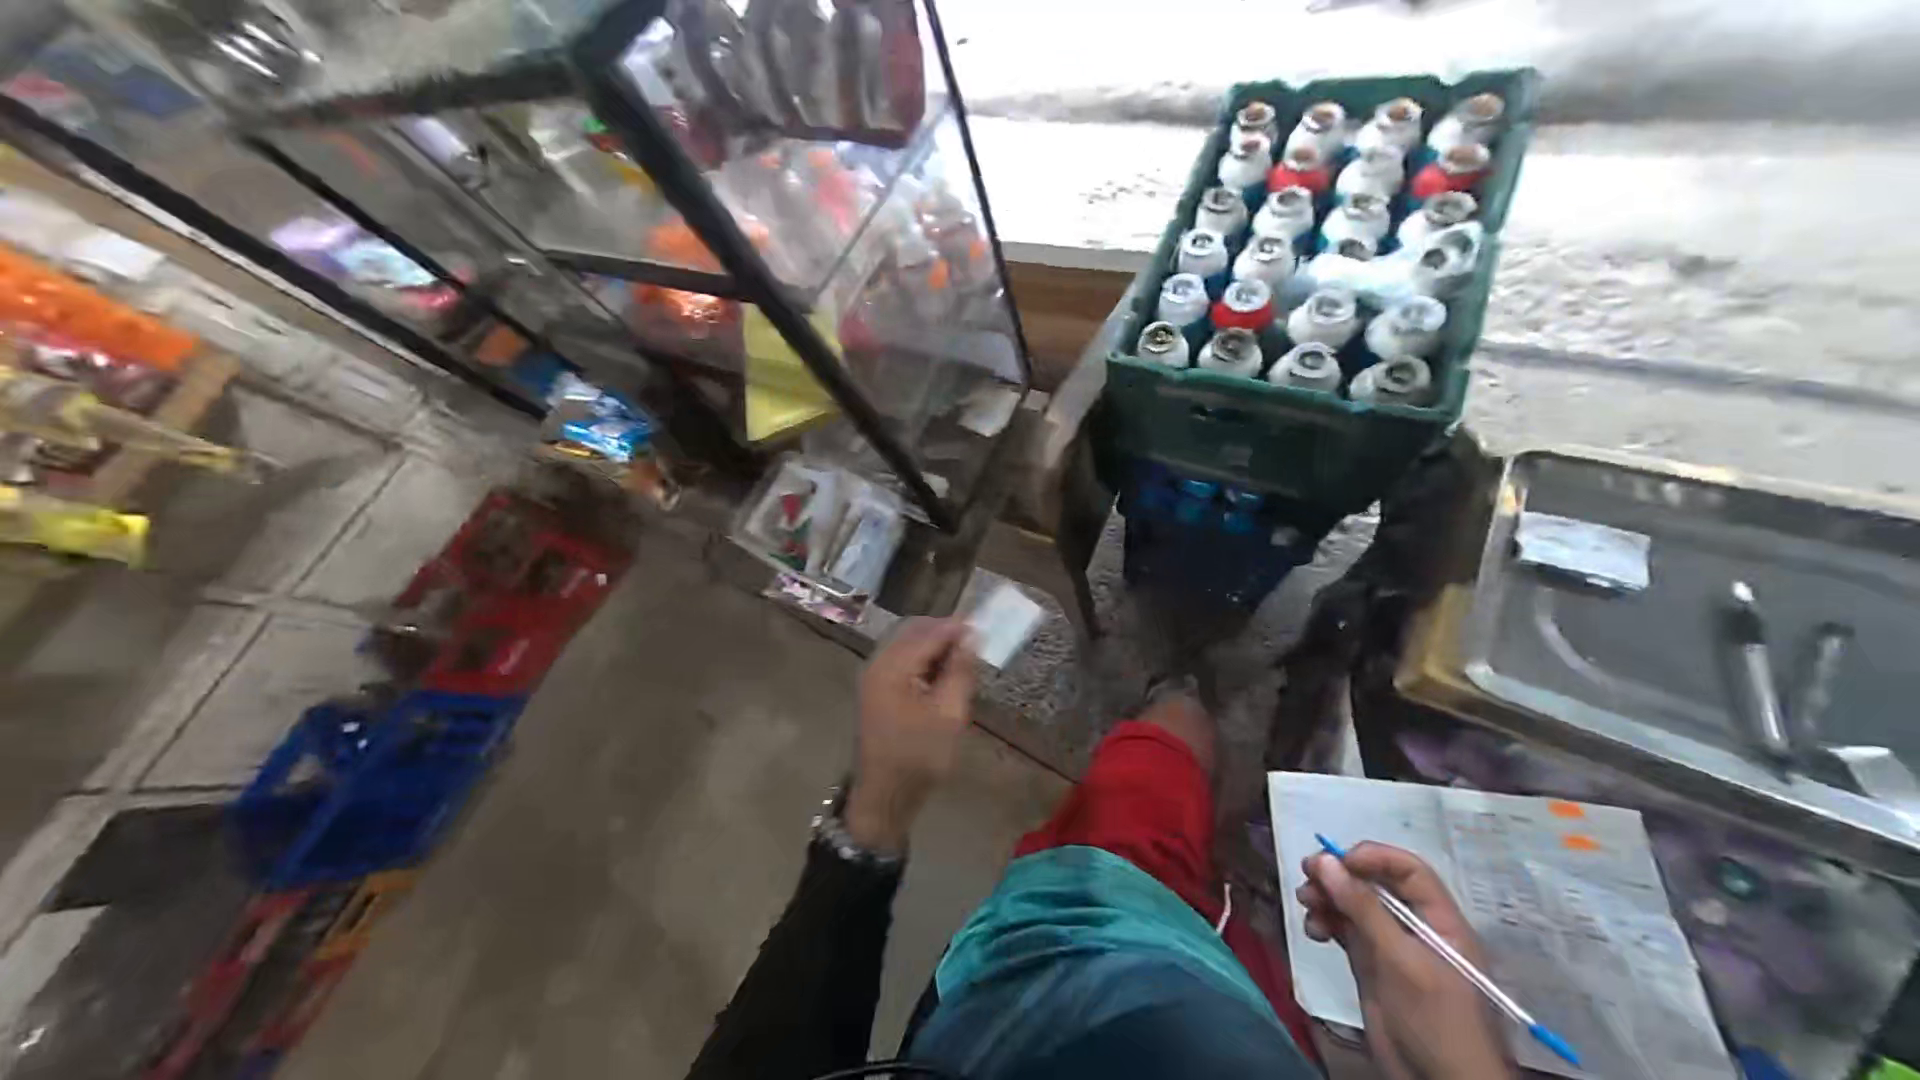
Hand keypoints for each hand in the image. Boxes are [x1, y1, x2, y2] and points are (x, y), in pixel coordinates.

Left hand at [845, 617, 977, 853]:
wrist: (884, 796)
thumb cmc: (919, 757)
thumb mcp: (949, 714)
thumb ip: (960, 671)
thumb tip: (972, 636)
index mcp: (892, 667)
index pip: (929, 632)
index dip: (958, 627)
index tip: (985, 628)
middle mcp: (877, 663)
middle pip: (913, 630)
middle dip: (944, 631)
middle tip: (974, 645)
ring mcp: (873, 675)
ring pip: (907, 642)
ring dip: (934, 644)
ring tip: (962, 661)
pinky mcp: (876, 688)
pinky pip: (901, 658)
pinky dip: (922, 658)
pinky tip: (942, 674)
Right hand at [1298, 843, 1514, 1079]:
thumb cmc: (1436, 1020)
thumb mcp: (1401, 960)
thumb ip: (1363, 909)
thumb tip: (1325, 860)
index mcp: (1439, 921)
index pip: (1407, 870)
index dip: (1372, 857)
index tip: (1337, 861)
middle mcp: (1414, 926)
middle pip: (1374, 882)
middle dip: (1339, 875)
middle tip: (1307, 873)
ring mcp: (1390, 945)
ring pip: (1352, 903)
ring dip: (1326, 897)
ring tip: (1305, 903)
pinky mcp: (1369, 964)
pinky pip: (1342, 928)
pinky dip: (1324, 922)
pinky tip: (1313, 932)